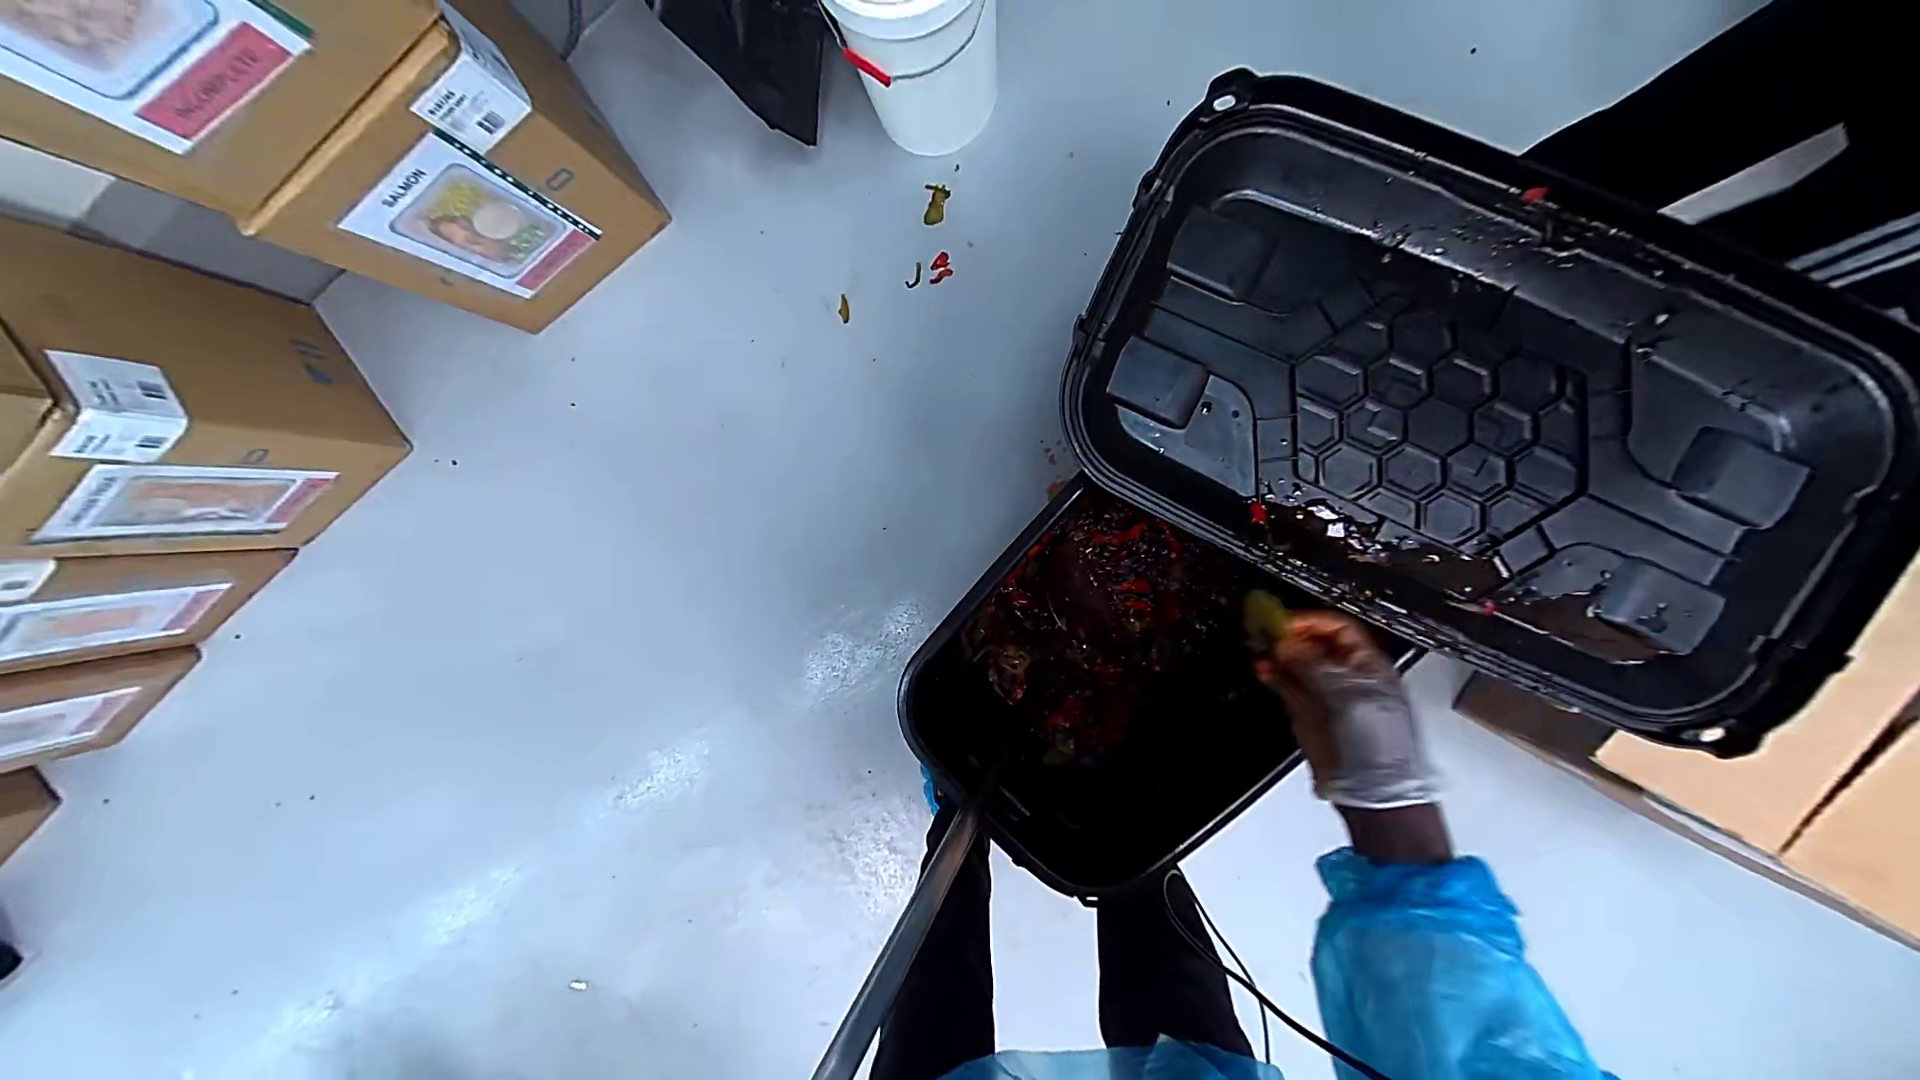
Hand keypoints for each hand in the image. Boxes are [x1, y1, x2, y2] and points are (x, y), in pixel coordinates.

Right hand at [1252, 611, 1439, 811]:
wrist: (1370, 789)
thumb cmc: (1381, 745)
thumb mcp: (1350, 695)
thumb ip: (1315, 666)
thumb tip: (1288, 644)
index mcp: (1366, 666)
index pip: (1336, 630)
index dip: (1311, 623)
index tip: (1285, 624)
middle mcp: (1344, 676)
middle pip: (1311, 643)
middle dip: (1288, 636)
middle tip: (1267, 632)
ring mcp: (1323, 693)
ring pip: (1294, 662)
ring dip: (1276, 653)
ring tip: (1261, 648)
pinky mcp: (1305, 710)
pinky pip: (1283, 683)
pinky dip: (1270, 674)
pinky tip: (1263, 668)